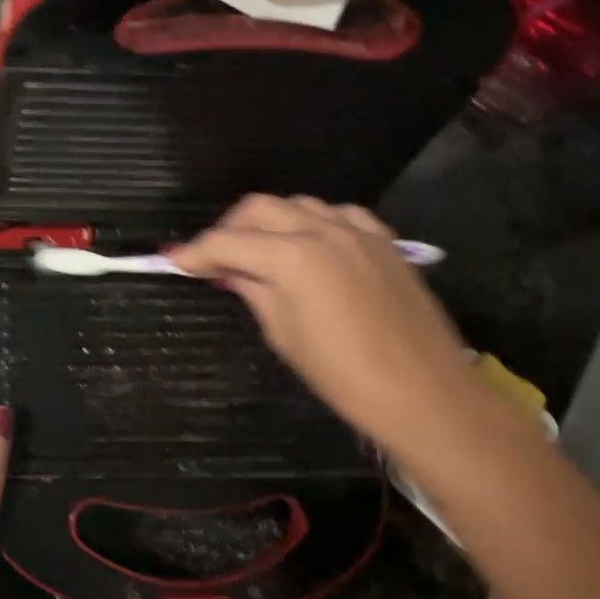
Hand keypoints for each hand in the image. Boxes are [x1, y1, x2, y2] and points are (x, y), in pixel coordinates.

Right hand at [167, 195, 473, 438]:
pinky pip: (340, 214)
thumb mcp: (283, 335)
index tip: (175, 261)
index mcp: (292, 257)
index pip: (227, 242)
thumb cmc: (344, 375)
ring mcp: (358, 231)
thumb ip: (252, 291)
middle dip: (229, 228)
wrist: (425, 394)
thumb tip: (227, 272)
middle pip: (259, 208)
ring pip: (299, 204)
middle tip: (214, 258)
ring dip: (271, 222)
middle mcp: (322, 230)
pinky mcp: (385, 241)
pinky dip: (315, 223)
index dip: (195, 252)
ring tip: (260, 251)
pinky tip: (312, 246)